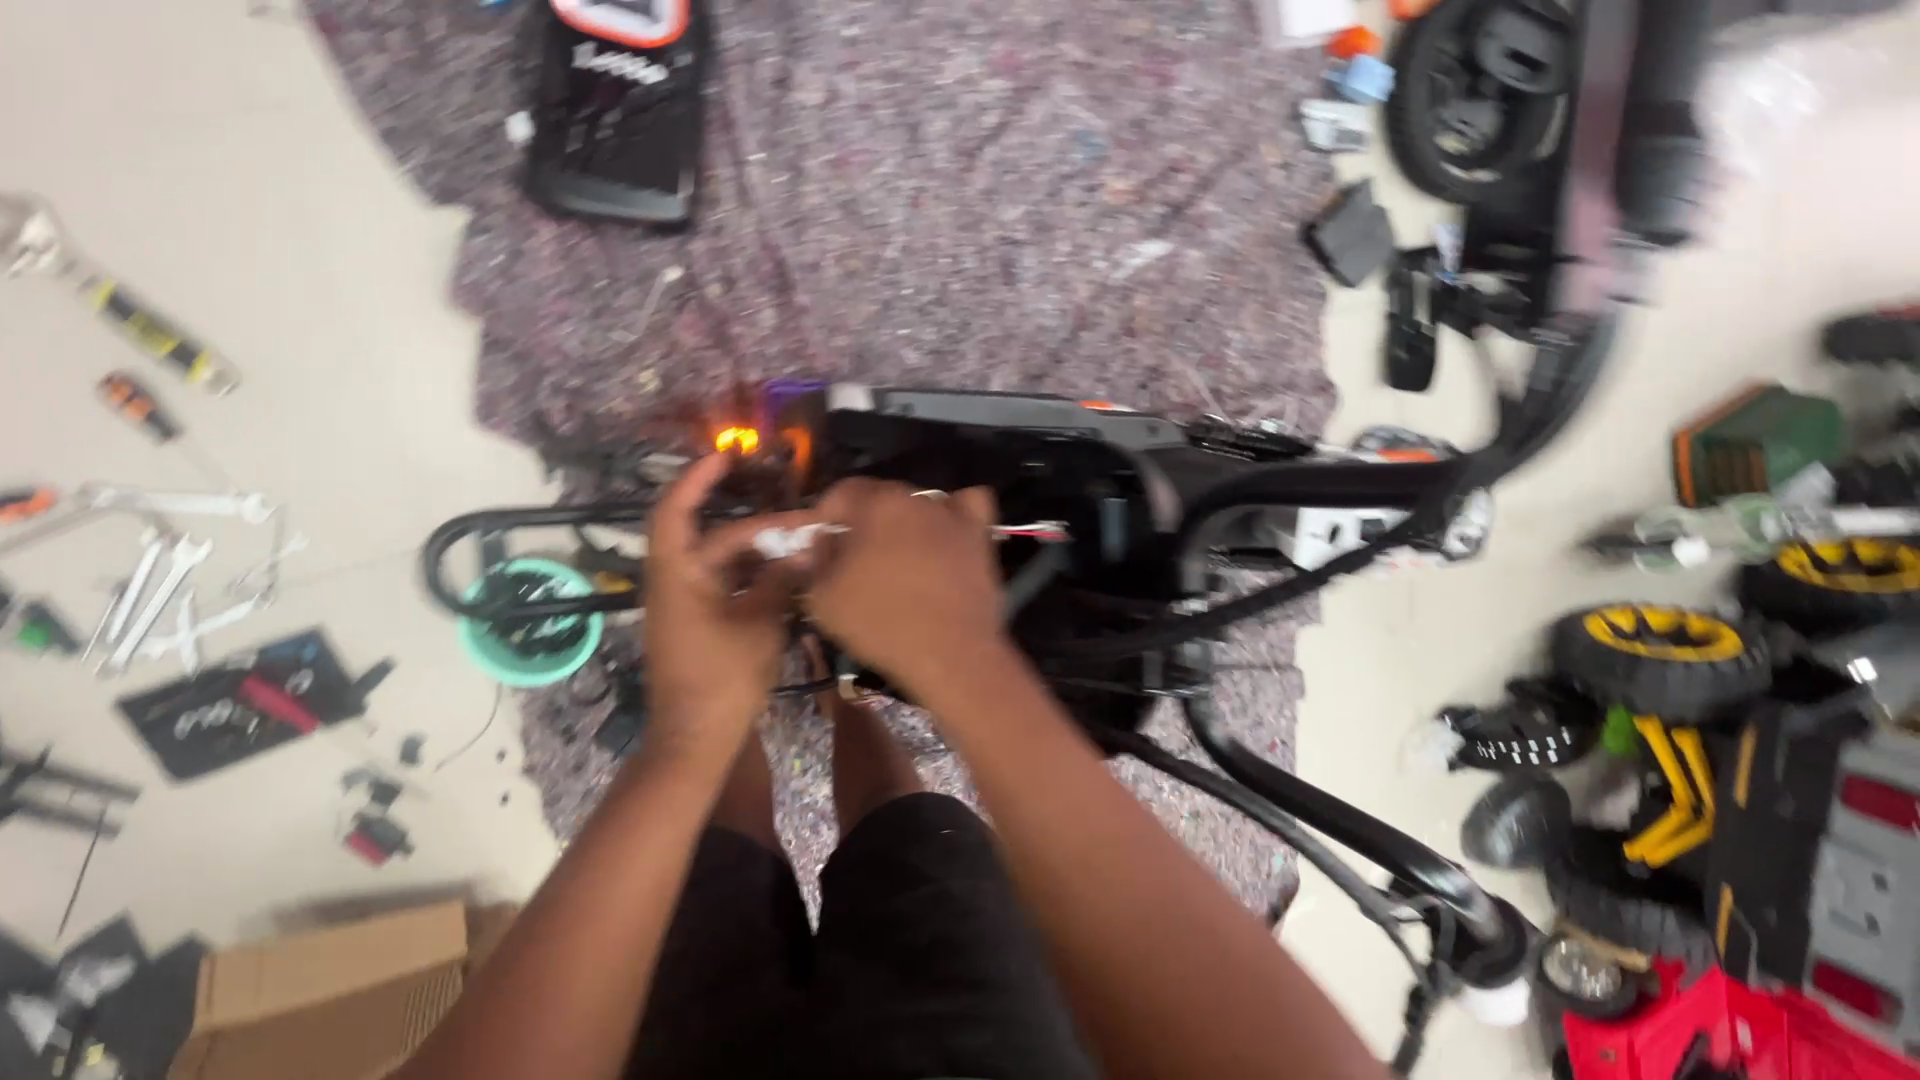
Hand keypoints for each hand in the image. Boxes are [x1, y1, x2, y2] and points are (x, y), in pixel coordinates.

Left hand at [644, 455, 813, 755]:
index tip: (727, 455)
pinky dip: (753, 575)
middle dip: (757, 525)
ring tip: (800, 542)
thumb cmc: (723, 680)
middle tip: (801, 519)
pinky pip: (726, 584)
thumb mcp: (760, 624)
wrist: (696, 739)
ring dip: (756, 550)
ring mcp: (684, 605)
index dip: (697, 478)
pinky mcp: (698, 623)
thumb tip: (806, 547)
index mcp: (677, 576)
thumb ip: (781, 580)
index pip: (677, 511)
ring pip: (721, 561)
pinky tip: (786, 574)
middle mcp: (675, 583)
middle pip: (714, 537)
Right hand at [804, 479, 1007, 693]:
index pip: (841, 492)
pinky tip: (943, 536)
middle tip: (853, 559)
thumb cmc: (881, 623)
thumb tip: (822, 542)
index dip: (825, 517)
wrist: (950, 653)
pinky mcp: (981, 536)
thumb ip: (816, 560)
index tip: (819, 546)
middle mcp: (917, 498)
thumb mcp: (824, 598)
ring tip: (898, 556)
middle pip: (881, 498)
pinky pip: (968, 507)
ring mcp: (953, 515)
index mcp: (876, 504)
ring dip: (904, 522)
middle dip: (863, 522)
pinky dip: (953, 515)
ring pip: (920, 504)